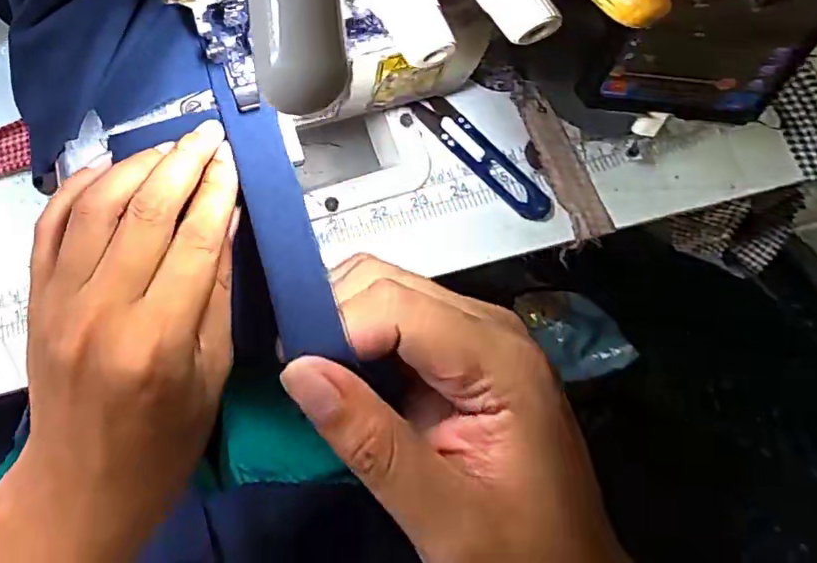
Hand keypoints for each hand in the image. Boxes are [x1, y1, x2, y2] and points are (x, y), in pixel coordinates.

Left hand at [0, 121, 239, 562]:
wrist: (77, 486)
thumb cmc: (159, 443)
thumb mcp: (210, 375)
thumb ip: (217, 290)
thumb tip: (225, 215)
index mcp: (156, 342)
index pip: (193, 240)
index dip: (216, 189)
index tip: (230, 159)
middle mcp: (102, 311)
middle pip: (147, 212)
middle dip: (183, 162)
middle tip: (206, 135)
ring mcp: (59, 299)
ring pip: (96, 205)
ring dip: (135, 165)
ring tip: (166, 149)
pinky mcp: (35, 295)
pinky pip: (50, 222)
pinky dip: (77, 186)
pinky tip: (106, 167)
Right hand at [279, 255, 627, 562]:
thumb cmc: (522, 555)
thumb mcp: (445, 518)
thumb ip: (370, 442)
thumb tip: (297, 370)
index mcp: (498, 358)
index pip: (394, 303)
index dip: (338, 325)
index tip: (294, 366)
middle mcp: (486, 325)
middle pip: (386, 281)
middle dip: (333, 314)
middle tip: (299, 367)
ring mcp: (473, 330)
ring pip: (383, 286)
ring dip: (339, 318)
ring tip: (316, 369)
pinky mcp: (456, 345)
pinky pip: (391, 312)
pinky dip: (355, 330)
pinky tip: (341, 370)